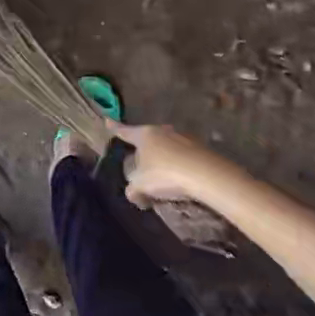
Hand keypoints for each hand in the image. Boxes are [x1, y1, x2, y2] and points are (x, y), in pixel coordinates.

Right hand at [115, 122, 233, 207]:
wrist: (207, 174)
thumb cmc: (165, 174)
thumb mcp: (141, 186)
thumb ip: (132, 190)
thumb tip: (135, 195)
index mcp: (144, 135)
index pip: (124, 131)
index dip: (114, 128)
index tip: (107, 121)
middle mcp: (162, 131)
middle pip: (147, 140)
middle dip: (143, 151)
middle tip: (140, 166)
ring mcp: (183, 137)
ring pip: (166, 148)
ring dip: (162, 160)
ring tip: (163, 180)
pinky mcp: (200, 148)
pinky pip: (183, 157)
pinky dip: (179, 167)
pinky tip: (182, 182)